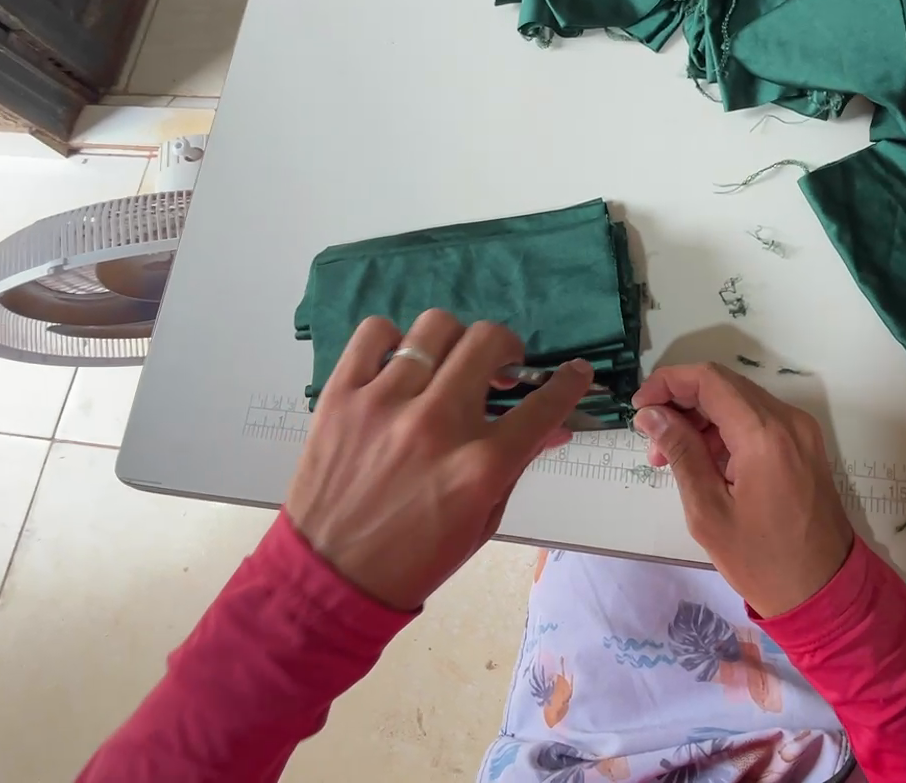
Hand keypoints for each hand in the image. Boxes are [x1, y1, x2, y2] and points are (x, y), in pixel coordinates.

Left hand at [287, 309, 590, 609]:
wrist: (329, 580)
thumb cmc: (416, 558)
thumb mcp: (483, 520)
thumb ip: (519, 464)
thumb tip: (555, 426)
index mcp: (479, 466)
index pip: (543, 405)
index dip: (569, 382)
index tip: (576, 372)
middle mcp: (437, 424)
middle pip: (489, 341)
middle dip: (507, 349)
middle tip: (498, 371)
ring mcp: (385, 403)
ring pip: (436, 326)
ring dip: (454, 343)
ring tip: (446, 367)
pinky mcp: (341, 395)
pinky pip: (374, 333)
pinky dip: (393, 341)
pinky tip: (398, 367)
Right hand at [633, 363, 854, 617]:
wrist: (826, 593)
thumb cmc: (762, 561)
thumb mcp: (708, 511)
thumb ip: (680, 452)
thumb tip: (651, 414)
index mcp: (764, 435)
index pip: (708, 380)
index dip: (667, 383)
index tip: (639, 409)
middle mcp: (787, 420)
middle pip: (723, 384)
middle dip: (680, 401)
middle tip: (651, 439)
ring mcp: (799, 429)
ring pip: (738, 399)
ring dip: (700, 416)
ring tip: (669, 456)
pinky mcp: (802, 443)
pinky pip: (756, 418)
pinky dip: (724, 428)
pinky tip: (702, 460)